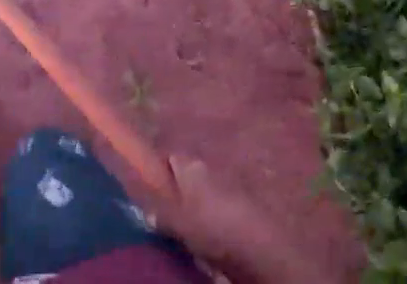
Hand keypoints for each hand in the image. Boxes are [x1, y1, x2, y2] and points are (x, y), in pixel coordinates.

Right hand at [156, 157, 322, 283]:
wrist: (260, 247)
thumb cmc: (212, 228)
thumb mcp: (179, 224)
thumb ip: (161, 215)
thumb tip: (146, 211)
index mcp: (192, 167)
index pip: (172, 158)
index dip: (162, 170)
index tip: (153, 187)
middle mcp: (212, 168)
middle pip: (190, 174)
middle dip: (180, 189)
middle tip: (170, 210)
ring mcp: (231, 184)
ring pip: (207, 190)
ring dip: (199, 203)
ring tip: (191, 225)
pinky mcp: (246, 203)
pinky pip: (222, 205)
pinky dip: (216, 214)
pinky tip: (212, 231)